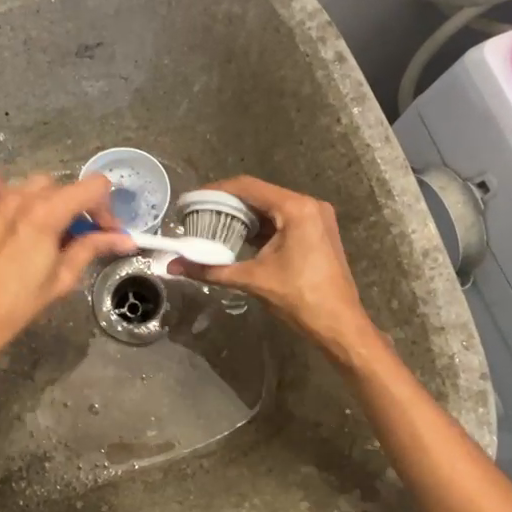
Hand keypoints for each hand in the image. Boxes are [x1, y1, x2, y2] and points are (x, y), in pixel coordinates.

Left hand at [0, 167, 132, 361]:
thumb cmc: (21, 302)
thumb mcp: (63, 276)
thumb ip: (92, 248)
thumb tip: (125, 239)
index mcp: (47, 213)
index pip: (92, 187)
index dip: (105, 208)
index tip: (106, 233)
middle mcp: (21, 198)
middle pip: (64, 187)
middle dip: (81, 208)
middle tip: (83, 238)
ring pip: (32, 184)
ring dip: (48, 200)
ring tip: (50, 229)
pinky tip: (5, 197)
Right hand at [173, 176, 375, 353]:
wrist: (340, 325)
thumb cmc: (300, 299)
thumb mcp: (252, 280)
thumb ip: (210, 269)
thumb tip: (172, 267)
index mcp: (296, 208)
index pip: (248, 187)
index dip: (217, 190)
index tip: (193, 199)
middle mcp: (309, 205)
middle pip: (259, 195)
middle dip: (228, 204)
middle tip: (199, 215)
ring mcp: (317, 218)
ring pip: (271, 208)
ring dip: (244, 216)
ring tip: (213, 226)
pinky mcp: (318, 232)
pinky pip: (283, 220)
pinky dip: (260, 227)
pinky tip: (239, 239)